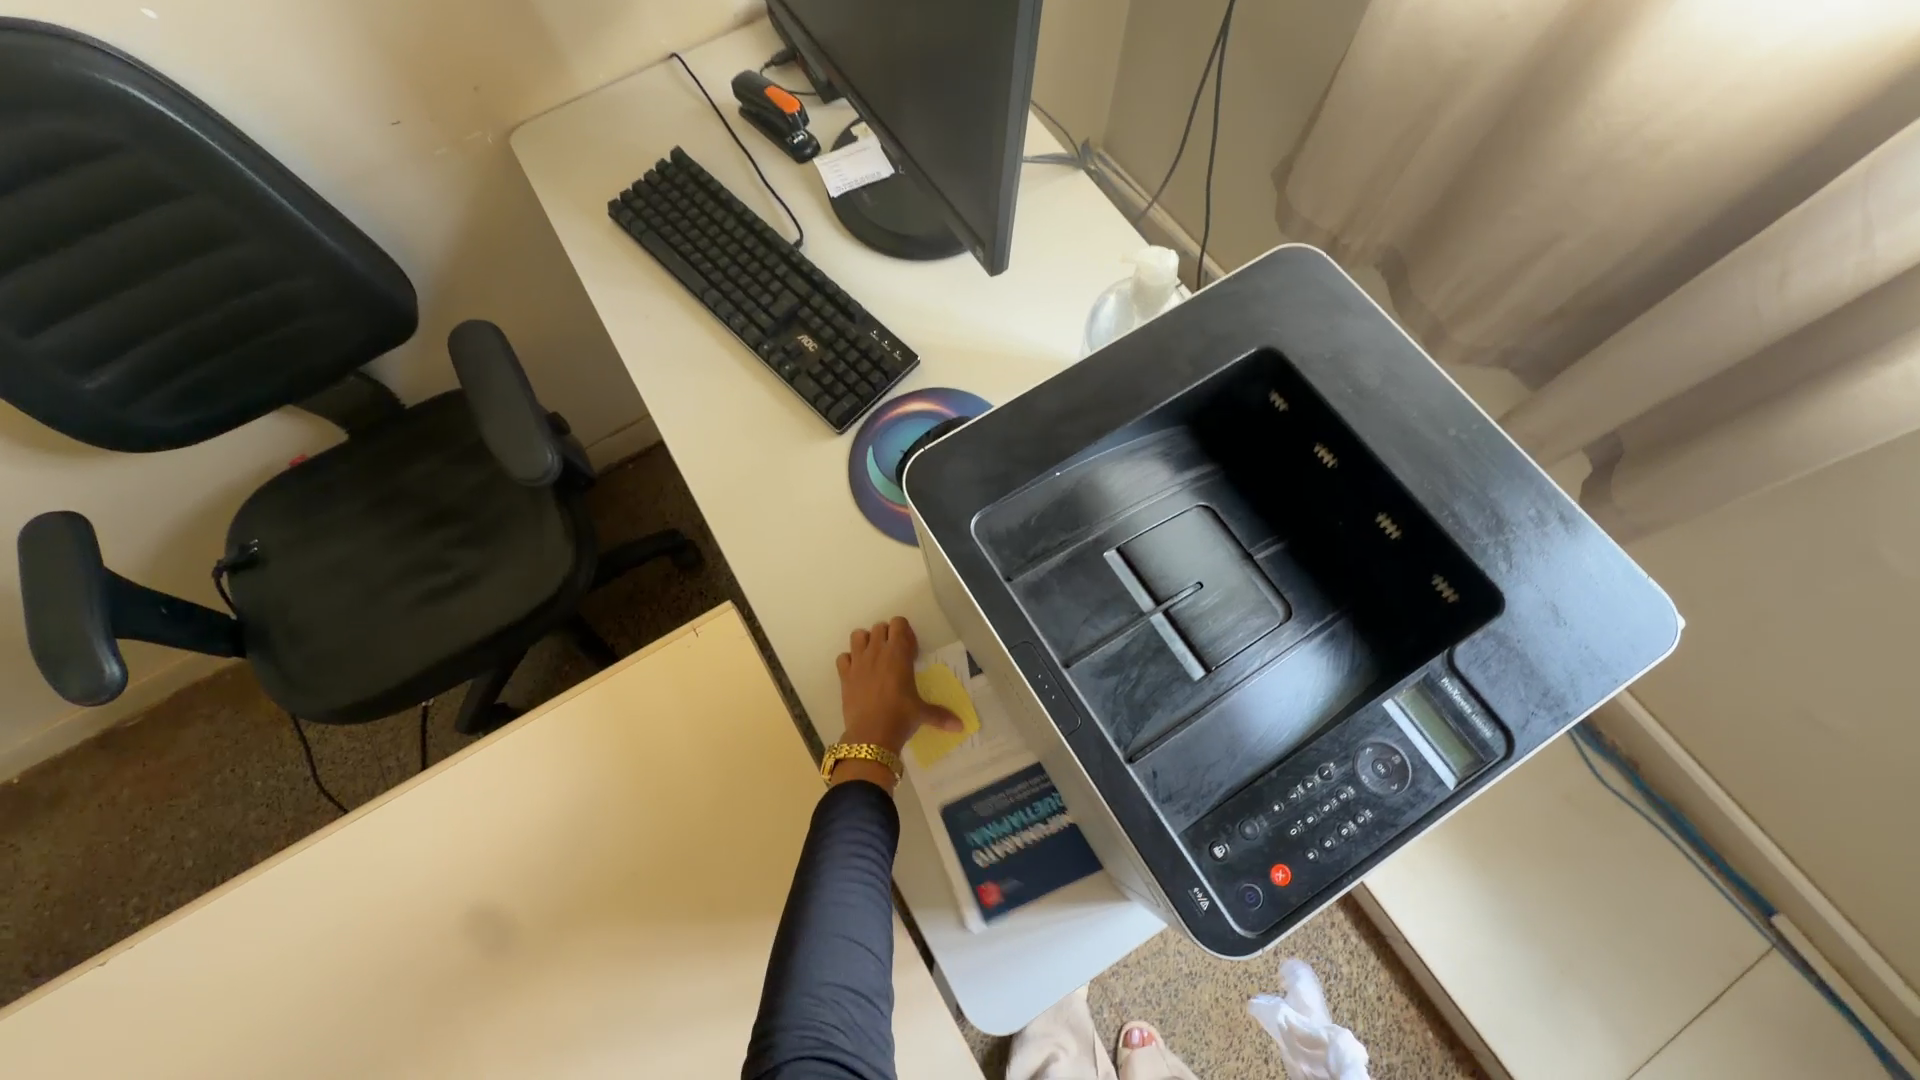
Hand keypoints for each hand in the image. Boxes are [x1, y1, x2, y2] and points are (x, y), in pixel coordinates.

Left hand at [836, 617, 962, 778]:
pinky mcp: (844, 675)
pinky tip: (858, 673)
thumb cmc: (900, 717)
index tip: (910, 652)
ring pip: (858, 635)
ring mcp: (858, 662)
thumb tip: (961, 726)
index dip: (905, 633)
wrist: (871, 735)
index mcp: (898, 654)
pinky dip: (849, 661)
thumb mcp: (922, 713)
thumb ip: (941, 715)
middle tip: (895, 656)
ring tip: (874, 659)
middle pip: (879, 627)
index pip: (899, 623)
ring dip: (866, 642)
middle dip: (887, 636)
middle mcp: (877, 652)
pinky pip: (843, 657)